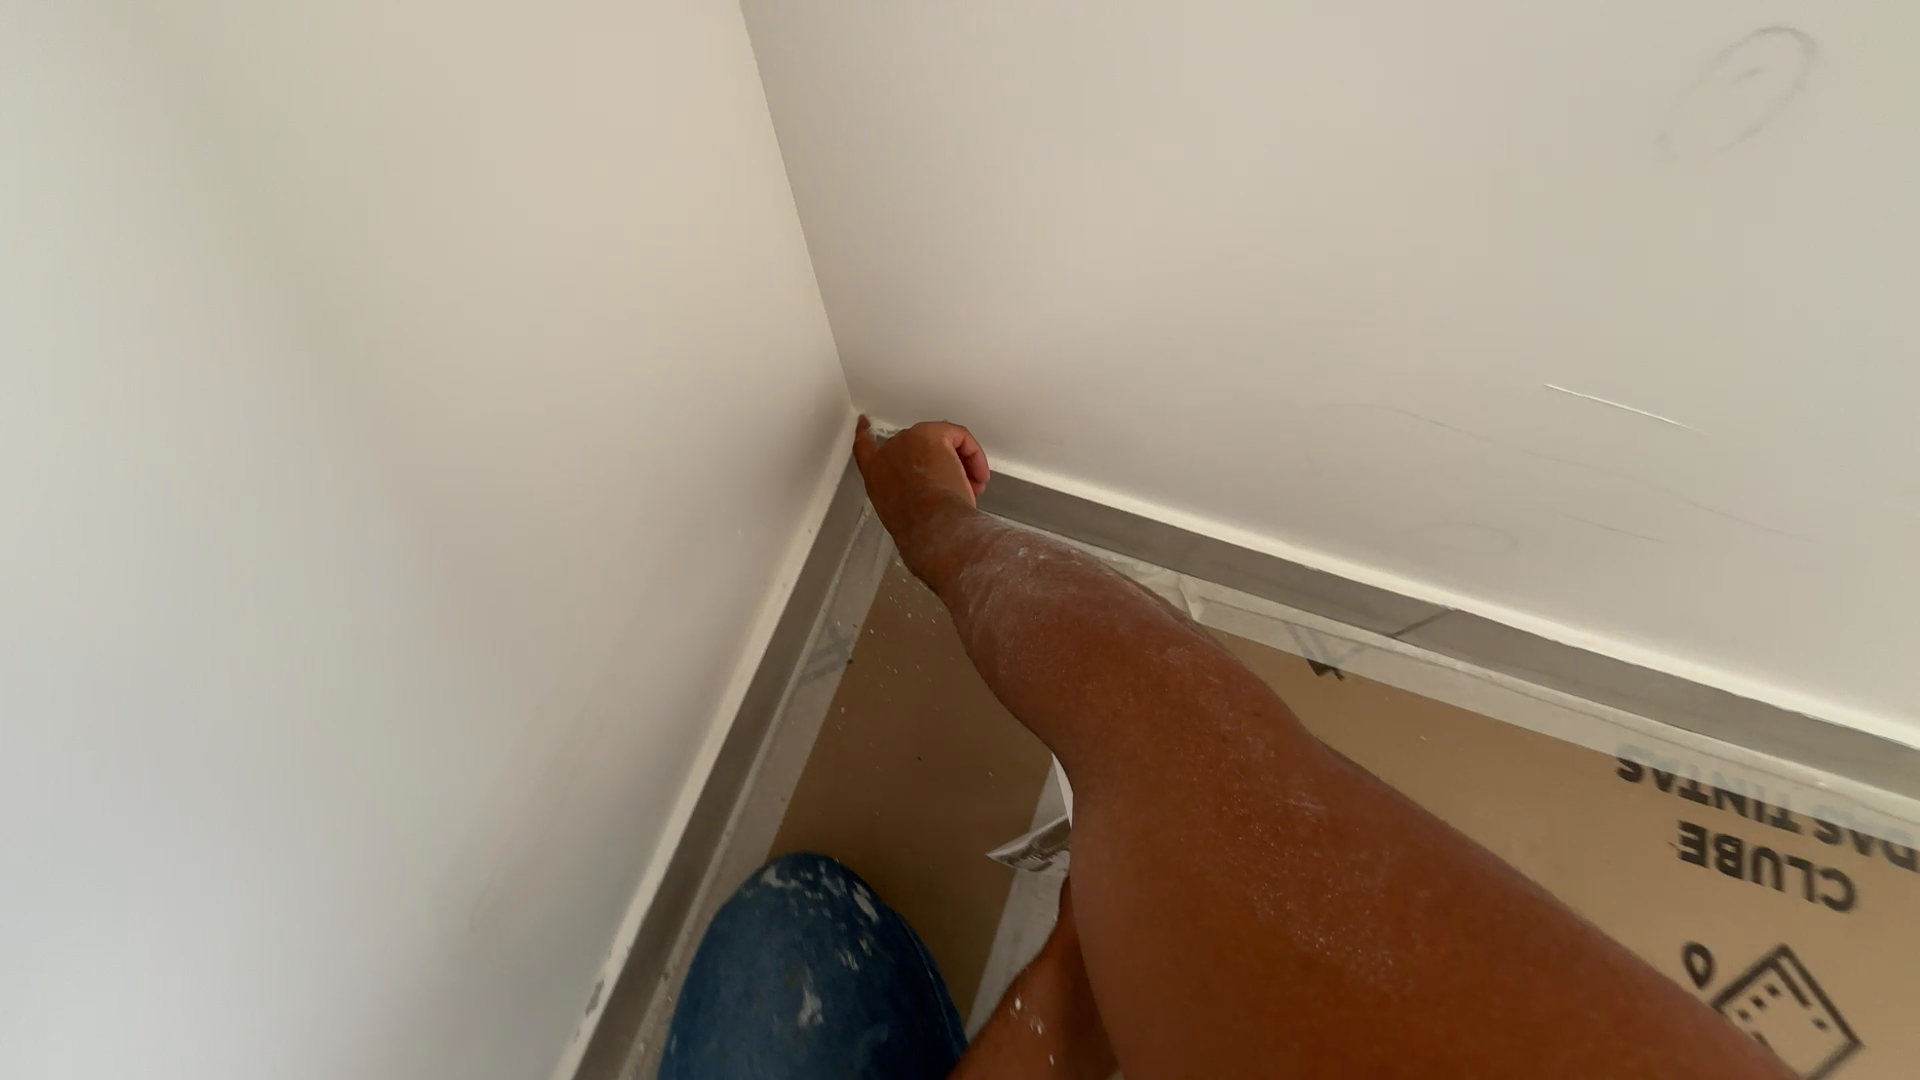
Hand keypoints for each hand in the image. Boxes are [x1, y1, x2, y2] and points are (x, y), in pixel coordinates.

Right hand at [851, 416, 989, 567]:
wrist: (930, 526)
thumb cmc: (920, 528)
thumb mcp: (903, 515)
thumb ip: (907, 498)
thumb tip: (929, 499)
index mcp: (875, 474)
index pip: (865, 447)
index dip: (865, 433)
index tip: (865, 423)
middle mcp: (889, 452)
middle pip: (917, 447)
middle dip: (939, 464)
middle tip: (960, 487)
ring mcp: (909, 440)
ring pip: (941, 442)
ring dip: (960, 463)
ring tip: (974, 488)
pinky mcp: (933, 434)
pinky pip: (958, 436)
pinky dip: (973, 454)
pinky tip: (980, 476)